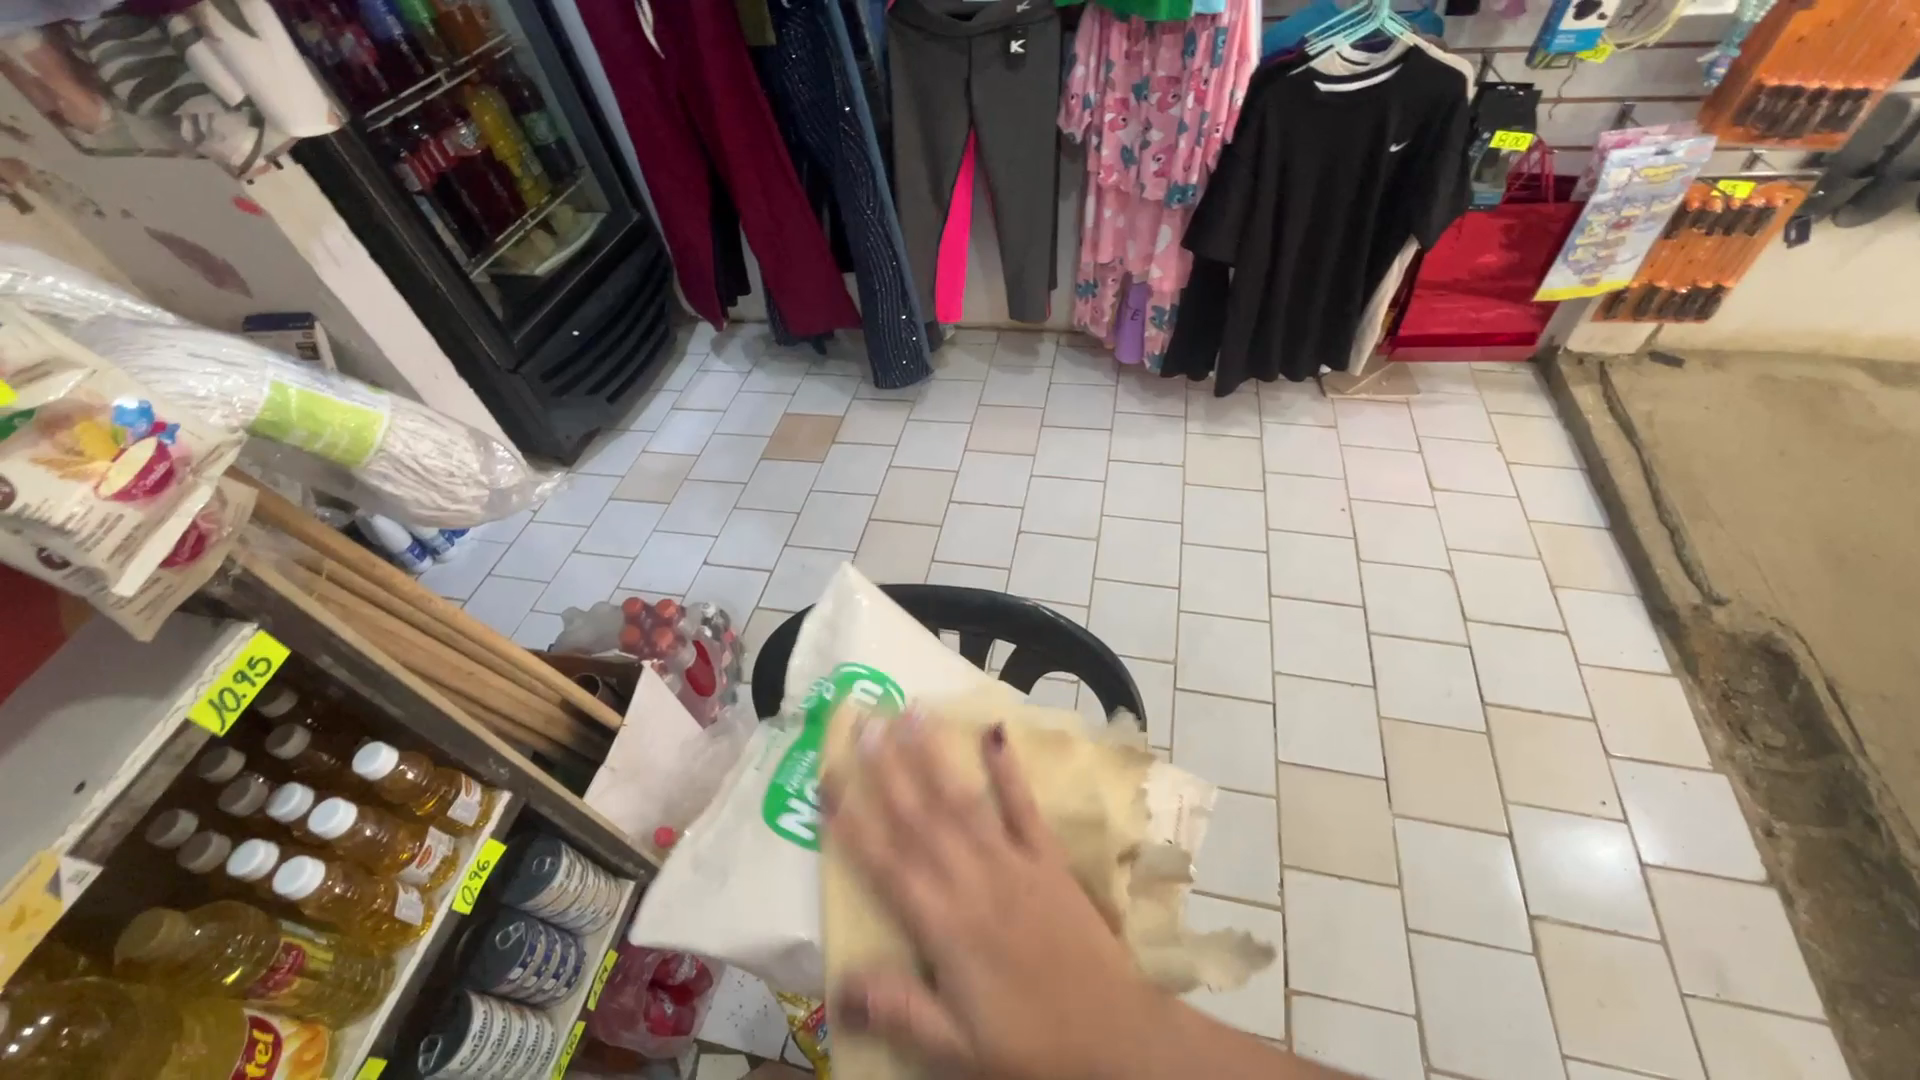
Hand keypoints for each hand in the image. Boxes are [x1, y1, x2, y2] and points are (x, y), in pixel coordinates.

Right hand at [822, 712, 1158, 1079]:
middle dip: (888, 769)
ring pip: (963, 803)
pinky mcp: (1049, 859)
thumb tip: (838, 984)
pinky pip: (1025, 808)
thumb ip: (900, 1010)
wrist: (1115, 1035)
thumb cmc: (1029, 1044)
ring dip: (934, 756)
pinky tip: (995, 732)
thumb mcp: (957, 1047)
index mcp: (944, 927)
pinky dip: (1008, 770)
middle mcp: (973, 882)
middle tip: (864, 722)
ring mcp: (1014, 864)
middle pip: (921, 819)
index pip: (887, 865)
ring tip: (911, 713)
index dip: (852, 823)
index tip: (827, 779)